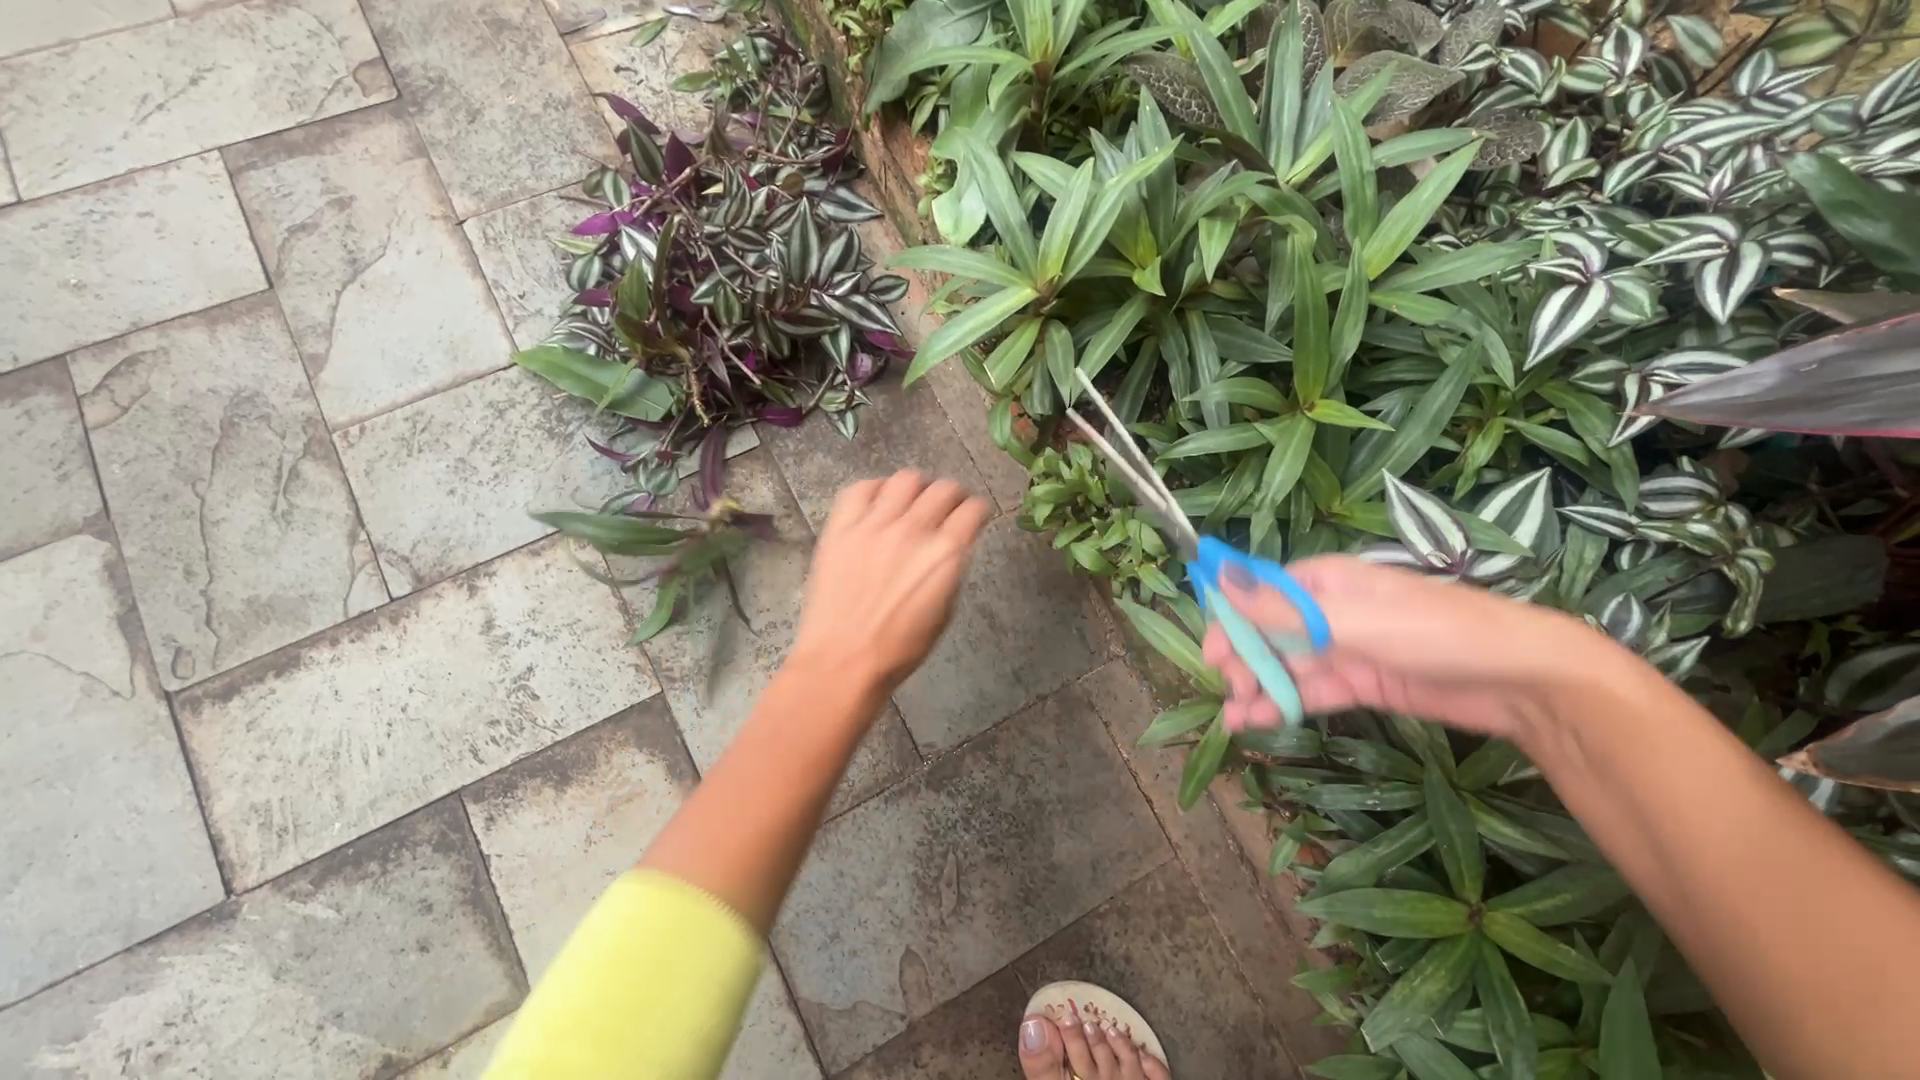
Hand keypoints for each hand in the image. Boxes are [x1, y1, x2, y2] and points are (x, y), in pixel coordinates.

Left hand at [790, 469, 992, 697]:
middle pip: (942, 489)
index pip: (972, 509)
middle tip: (946, 507)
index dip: (978, 510)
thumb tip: (950, 549)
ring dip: (917, 487)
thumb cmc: (900, 648)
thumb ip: (951, 570)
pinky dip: (875, 489)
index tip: (974, 515)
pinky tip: (878, 502)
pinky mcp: (841, 528)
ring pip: (905, 480)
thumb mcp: (944, 611)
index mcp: (946, 553)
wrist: (844, 659)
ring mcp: (874, 525)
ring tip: (912, 500)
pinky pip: (860, 489)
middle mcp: (913, 529)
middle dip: (952, 495)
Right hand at [1203, 555, 1630, 741]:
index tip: (1210, 653)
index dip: (1232, 620)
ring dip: (1259, 689)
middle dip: (1244, 661)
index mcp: (1327, 580)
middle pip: (1270, 633)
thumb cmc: (1435, 632)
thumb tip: (1219, 576)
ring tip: (1235, 719)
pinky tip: (1261, 721)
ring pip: (1288, 667)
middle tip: (1230, 693)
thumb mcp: (1352, 619)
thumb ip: (1283, 607)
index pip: (1263, 592)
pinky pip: (1313, 691)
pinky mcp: (1364, 683)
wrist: (1521, 680)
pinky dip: (1286, 705)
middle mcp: (1331, 610)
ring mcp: (1348, 648)